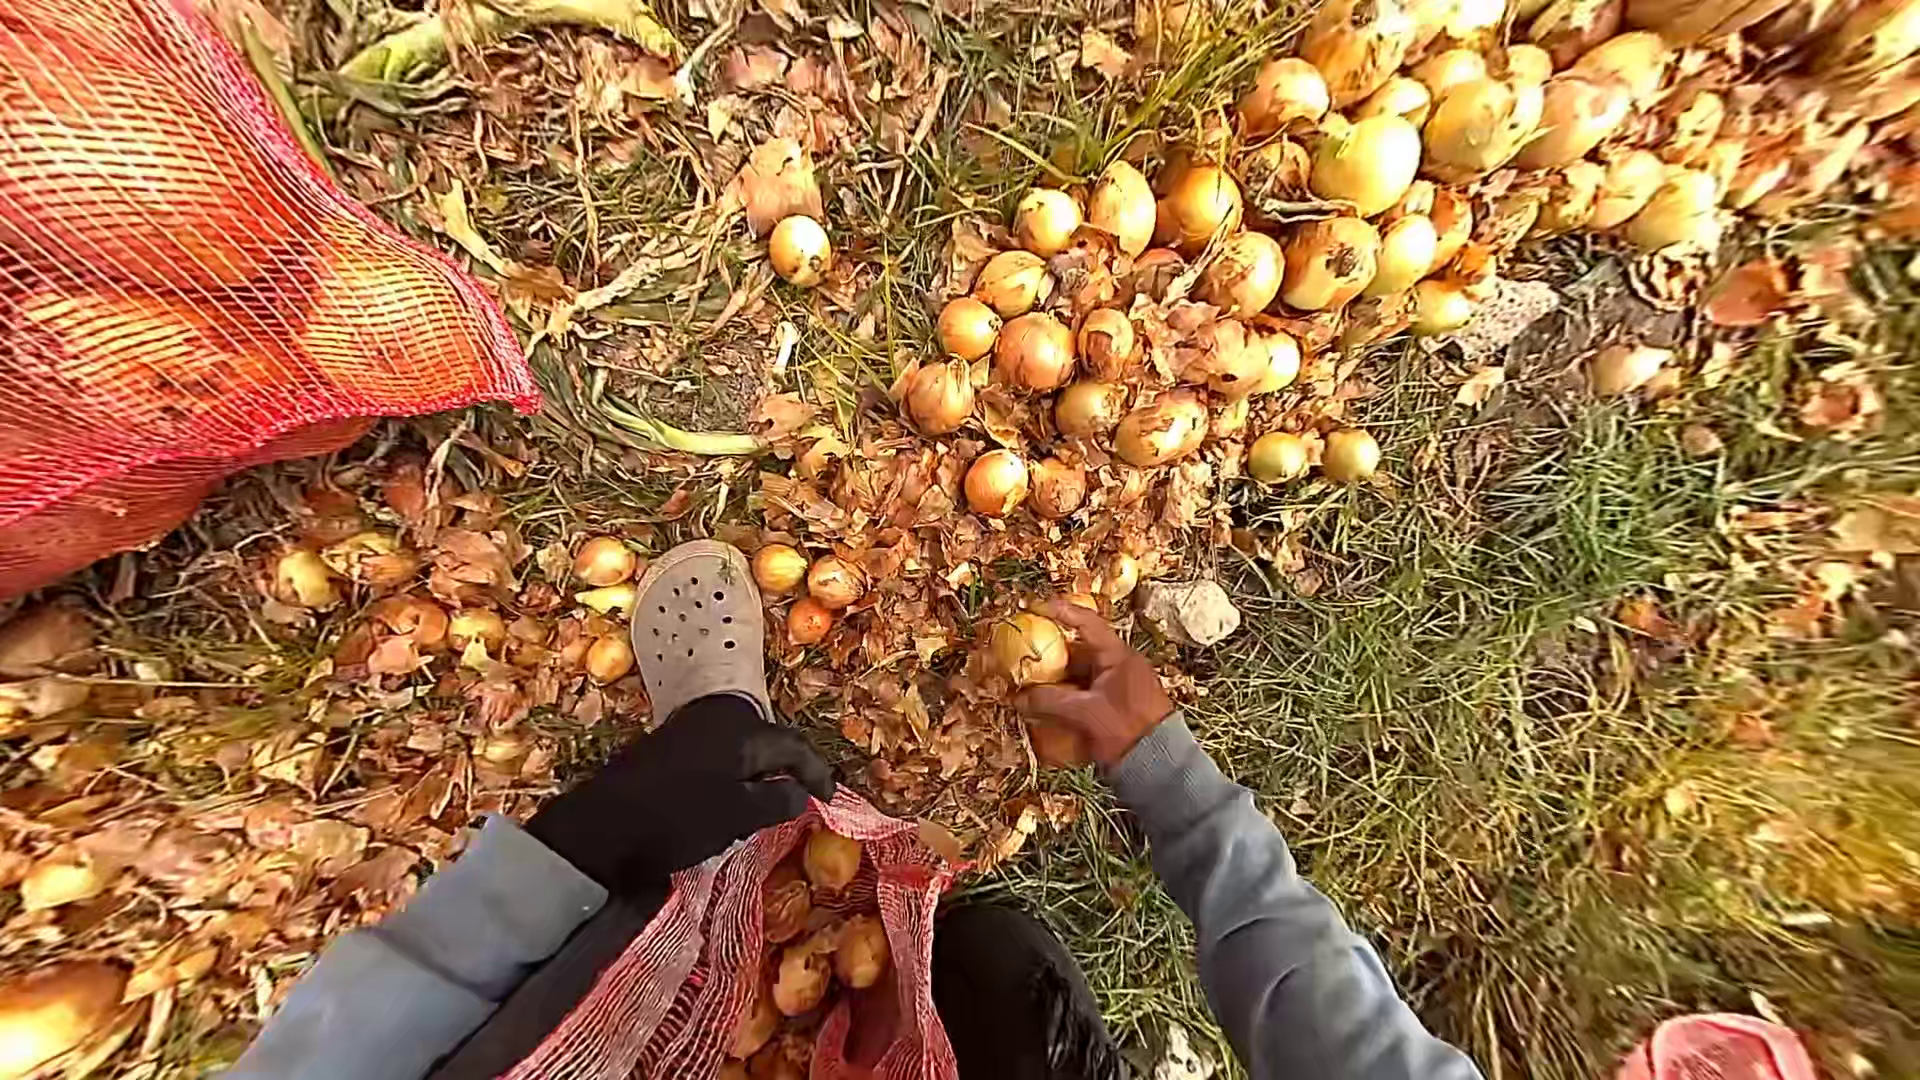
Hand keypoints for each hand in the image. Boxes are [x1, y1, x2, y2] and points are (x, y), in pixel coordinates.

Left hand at [525, 696, 833, 892]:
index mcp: (744, 730)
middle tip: (805, 794)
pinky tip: (734, 791)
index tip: (830, 798)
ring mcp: (696, 725)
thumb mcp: (737, 816)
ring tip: (773, 795)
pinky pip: (724, 748)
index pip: (795, 746)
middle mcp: (722, 717)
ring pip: (748, 744)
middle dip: (792, 766)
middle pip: (772, 739)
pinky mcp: (675, 740)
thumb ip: (778, 800)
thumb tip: (800, 793)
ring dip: (764, 768)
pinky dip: (739, 768)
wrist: (597, 826)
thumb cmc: (675, 819)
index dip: (817, 772)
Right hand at [1014, 600, 1175, 766]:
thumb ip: (1050, 702)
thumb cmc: (1127, 730)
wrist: (1160, 769)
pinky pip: (1084, 690)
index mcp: (1118, 656)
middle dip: (1052, 648)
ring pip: (1080, 671)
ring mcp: (1117, 685)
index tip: (1037, 607)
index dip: (1062, 611)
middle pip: (1079, 648)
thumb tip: (1019, 697)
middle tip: (1026, 648)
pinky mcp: (1113, 705)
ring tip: (1030, 677)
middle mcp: (1119, 665)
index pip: (1088, 623)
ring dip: (1056, 675)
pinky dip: (1065, 692)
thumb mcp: (1085, 713)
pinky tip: (1046, 701)